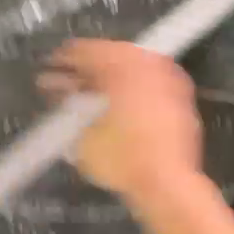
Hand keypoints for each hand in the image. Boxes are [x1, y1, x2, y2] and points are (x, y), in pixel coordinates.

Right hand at [40, 39, 205, 197]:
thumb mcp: (81, 136)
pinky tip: (119, 106)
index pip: (88, 50)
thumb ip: (67, 106)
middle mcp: (149, 64)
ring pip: (134, 67)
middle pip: (113, 54)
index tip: (51, 64)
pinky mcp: (182, 99)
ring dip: (112, 76)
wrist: (166, 183)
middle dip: (90, 67)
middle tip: (70, 80)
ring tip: (92, 94)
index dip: (66, 57)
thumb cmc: (121, 160)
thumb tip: (57, 90)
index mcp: (123, 66)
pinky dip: (132, 89)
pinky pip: (150, 83)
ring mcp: (170, 80)